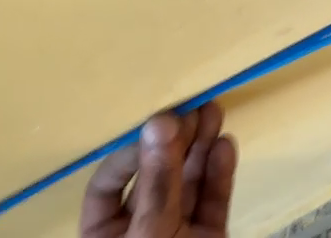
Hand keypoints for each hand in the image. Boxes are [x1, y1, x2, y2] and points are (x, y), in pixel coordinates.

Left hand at [81, 103, 237, 237]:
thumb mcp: (149, 232)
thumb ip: (158, 182)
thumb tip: (161, 121)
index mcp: (106, 235)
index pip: (108, 184)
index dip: (131, 153)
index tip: (158, 127)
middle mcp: (140, 228)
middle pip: (155, 175)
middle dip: (175, 140)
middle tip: (193, 106)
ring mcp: (177, 231)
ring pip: (188, 182)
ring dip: (201, 146)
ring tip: (213, 111)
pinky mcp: (208, 235)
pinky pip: (212, 200)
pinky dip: (220, 173)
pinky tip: (224, 145)